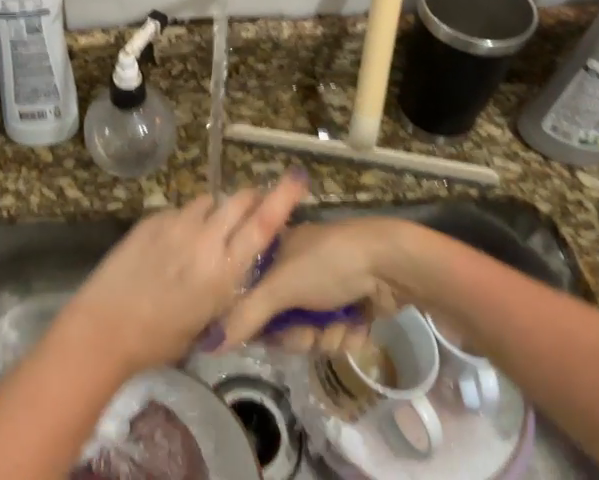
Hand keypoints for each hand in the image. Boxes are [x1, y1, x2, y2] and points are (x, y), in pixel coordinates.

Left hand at [58, 174, 307, 376]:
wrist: (104, 327)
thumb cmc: (159, 339)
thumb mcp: (207, 323)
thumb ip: (227, 294)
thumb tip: (237, 277)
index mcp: (224, 271)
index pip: (262, 224)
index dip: (282, 198)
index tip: (297, 178)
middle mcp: (204, 240)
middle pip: (237, 200)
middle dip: (250, 198)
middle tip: (253, 206)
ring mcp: (175, 225)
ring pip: (207, 202)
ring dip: (217, 210)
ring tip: (211, 229)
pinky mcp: (150, 220)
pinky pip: (180, 211)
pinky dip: (187, 220)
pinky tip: (176, 242)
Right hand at [218, 217, 415, 352]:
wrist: (390, 263)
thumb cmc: (329, 263)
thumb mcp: (281, 287)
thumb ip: (246, 317)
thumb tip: (208, 344)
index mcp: (273, 254)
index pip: (249, 295)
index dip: (255, 320)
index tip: (263, 333)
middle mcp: (295, 270)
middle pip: (281, 322)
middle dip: (298, 334)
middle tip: (308, 332)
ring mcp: (324, 288)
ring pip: (310, 333)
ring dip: (326, 337)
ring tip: (340, 325)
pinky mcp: (350, 305)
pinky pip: (336, 334)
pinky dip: (346, 335)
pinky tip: (358, 325)